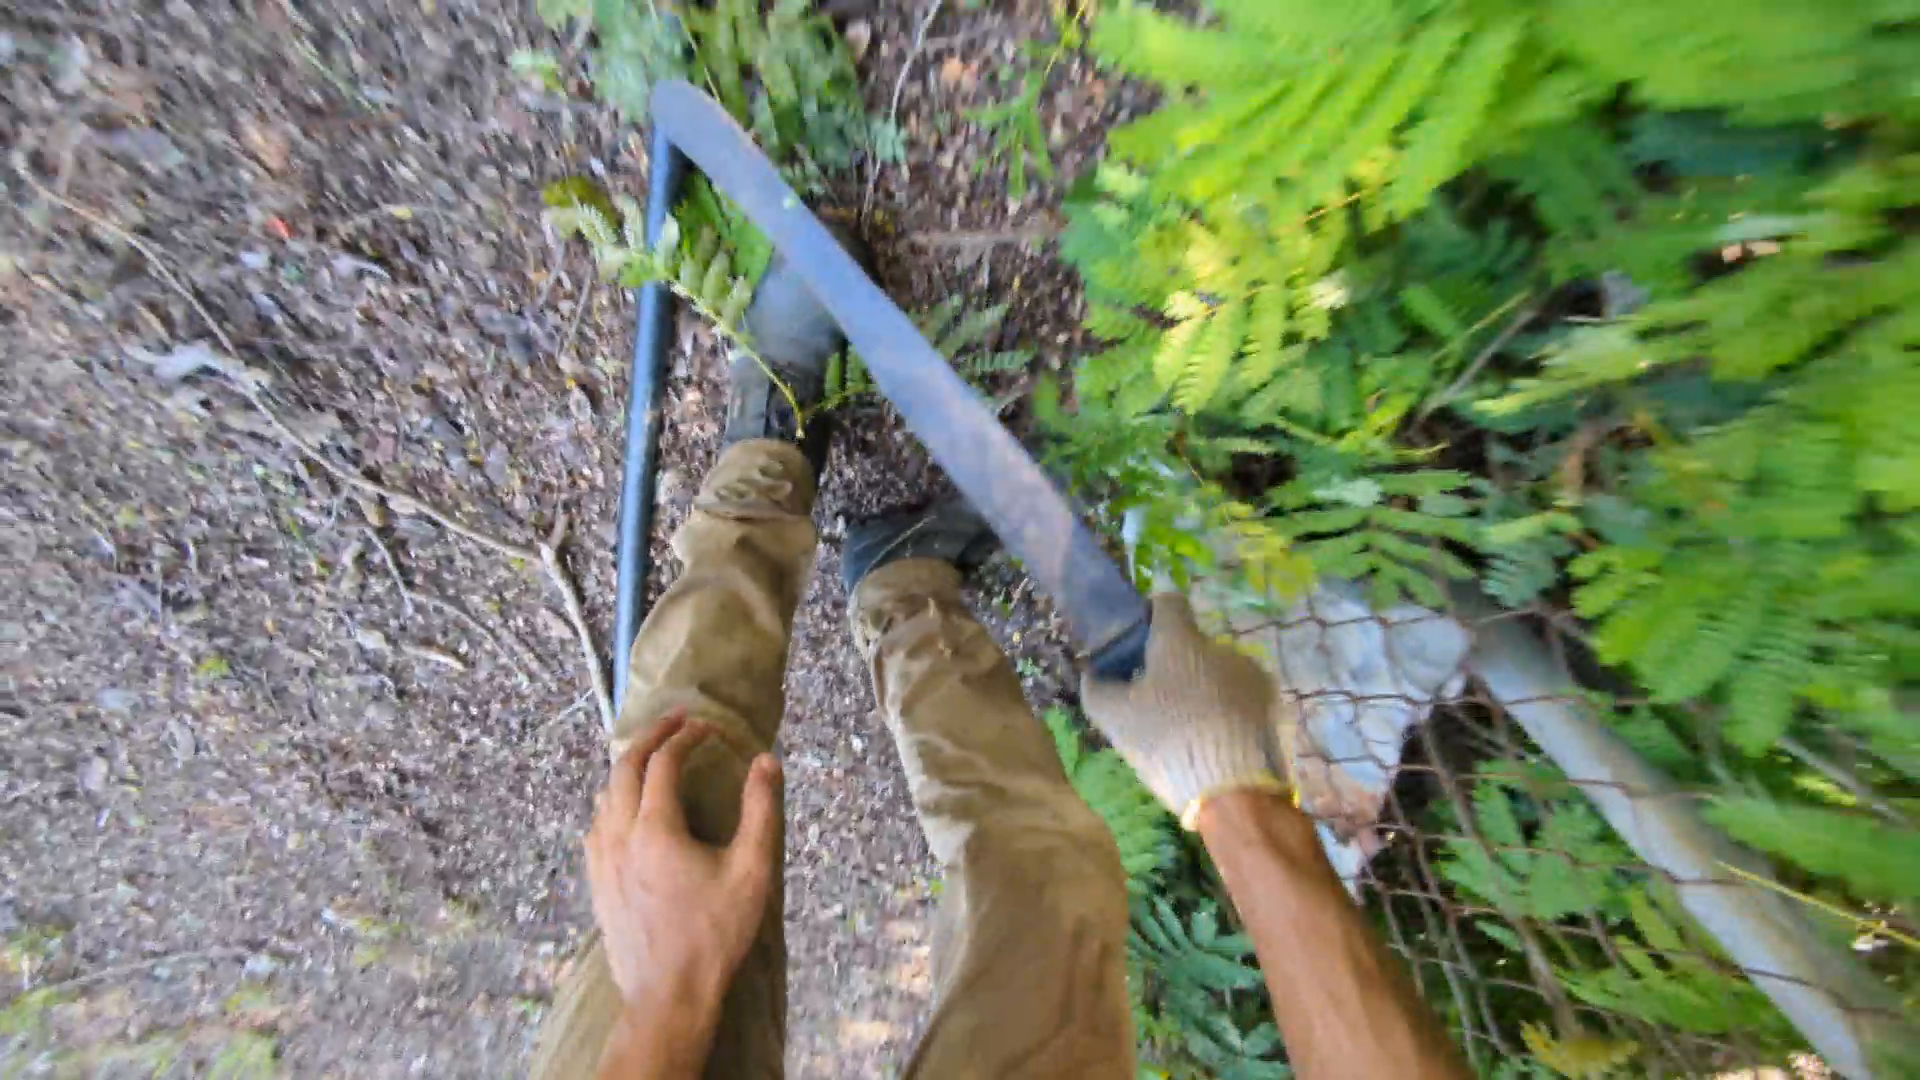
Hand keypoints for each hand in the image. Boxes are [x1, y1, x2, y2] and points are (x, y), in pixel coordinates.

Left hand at [587, 714, 782, 1015]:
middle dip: (651, 736)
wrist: (668, 997)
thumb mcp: (752, 869)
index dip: (687, 737)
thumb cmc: (716, 931)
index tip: (710, 728)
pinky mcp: (596, 882)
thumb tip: (767, 760)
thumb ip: (761, 809)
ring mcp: (601, 861)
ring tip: (655, 754)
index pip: (664, 762)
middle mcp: (619, 837)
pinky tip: (628, 806)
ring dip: (629, 765)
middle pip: (624, 767)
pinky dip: (614, 797)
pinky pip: (596, 823)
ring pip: (604, 794)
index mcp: (655, 829)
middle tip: (677, 719)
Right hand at [1081, 594, 1286, 828]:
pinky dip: (1227, 713)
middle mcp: (1221, 647)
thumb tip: (1093, 672)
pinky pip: (1242, 700)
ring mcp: (1254, 677)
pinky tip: (1215, 743)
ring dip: (1204, 689)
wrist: (1237, 794)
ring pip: (1219, 673)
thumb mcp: (1114, 718)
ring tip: (1189, 728)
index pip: (1168, 602)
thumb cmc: (1167, 742)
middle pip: (1192, 644)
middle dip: (1175, 665)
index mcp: (1181, 639)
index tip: (1137, 644)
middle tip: (1156, 700)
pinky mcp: (1276, 708)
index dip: (1150, 616)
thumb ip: (1097, 686)